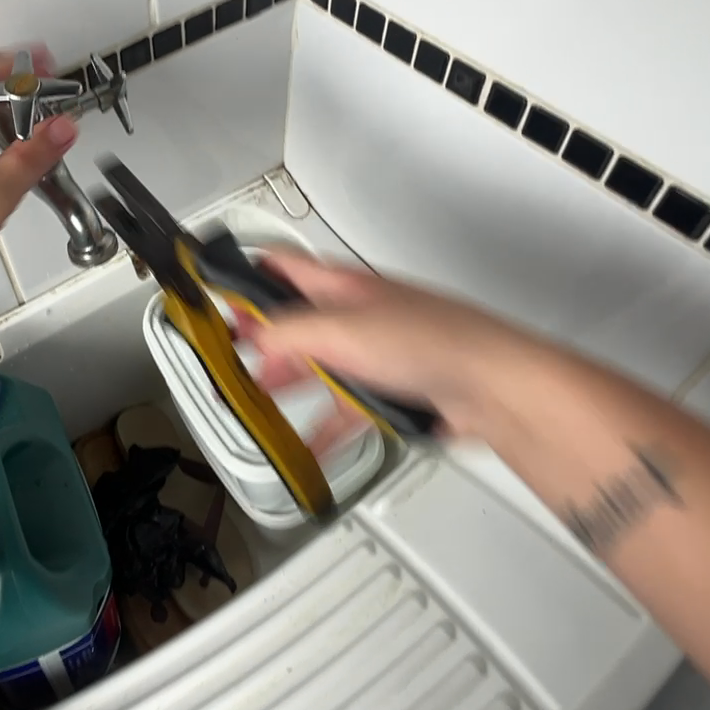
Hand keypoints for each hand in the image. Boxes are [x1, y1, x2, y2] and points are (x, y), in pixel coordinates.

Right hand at [244, 250, 556, 437]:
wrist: (496, 386)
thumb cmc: (432, 341)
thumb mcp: (340, 331)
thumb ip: (287, 332)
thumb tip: (254, 335)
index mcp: (338, 286)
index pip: (277, 268)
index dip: (242, 279)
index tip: (213, 297)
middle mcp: (354, 312)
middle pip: (292, 318)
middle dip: (260, 336)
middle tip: (230, 353)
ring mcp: (373, 350)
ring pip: (316, 362)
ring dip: (287, 377)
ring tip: (258, 394)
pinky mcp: (390, 387)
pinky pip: (343, 404)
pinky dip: (321, 423)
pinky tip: (306, 442)